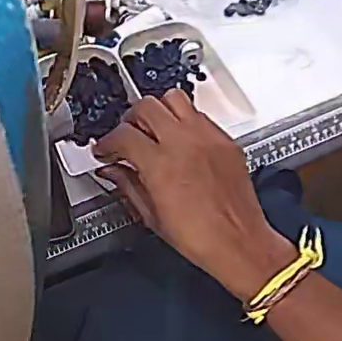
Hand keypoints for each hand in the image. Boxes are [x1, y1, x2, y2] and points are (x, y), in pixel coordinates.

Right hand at [94, 89, 296, 299]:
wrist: (237, 241)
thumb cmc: (200, 237)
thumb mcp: (151, 215)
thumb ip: (128, 186)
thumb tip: (113, 171)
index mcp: (160, 164)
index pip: (122, 134)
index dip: (107, 142)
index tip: (104, 150)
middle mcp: (184, 143)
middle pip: (146, 106)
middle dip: (129, 121)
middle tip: (125, 137)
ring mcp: (207, 138)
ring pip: (174, 99)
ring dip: (157, 111)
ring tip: (152, 131)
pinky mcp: (225, 140)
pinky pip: (198, 115)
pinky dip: (183, 121)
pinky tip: (179, 140)